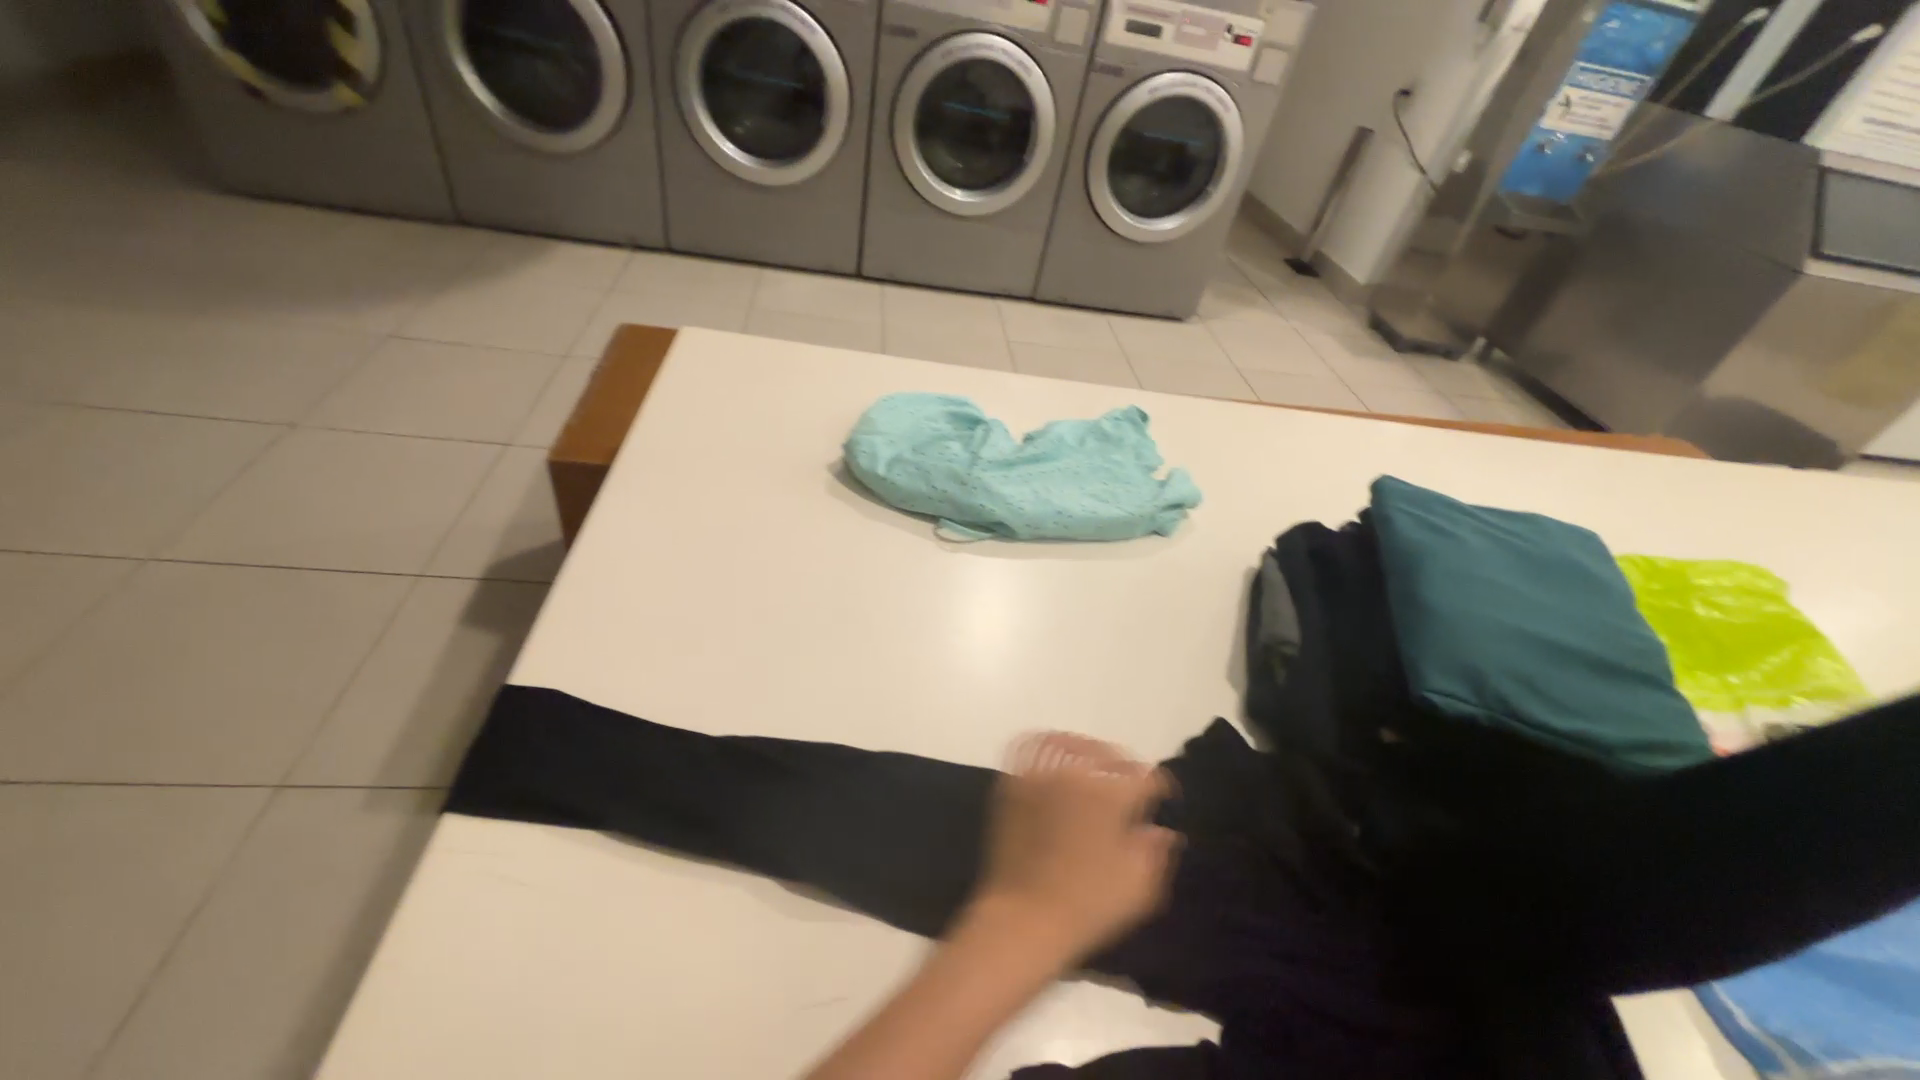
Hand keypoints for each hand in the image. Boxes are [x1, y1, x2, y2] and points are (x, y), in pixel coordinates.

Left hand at [970, 733, 1180, 965]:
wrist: (1024, 917)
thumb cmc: (1088, 906)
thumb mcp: (1140, 887)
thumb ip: (1157, 851)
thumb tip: (1162, 831)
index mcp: (1114, 796)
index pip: (1148, 777)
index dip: (1160, 789)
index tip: (1162, 801)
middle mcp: (1078, 775)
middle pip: (1111, 757)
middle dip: (1127, 771)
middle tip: (1131, 789)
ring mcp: (1042, 776)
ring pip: (1074, 747)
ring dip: (1091, 754)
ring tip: (1096, 767)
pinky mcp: (1013, 785)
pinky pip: (1034, 750)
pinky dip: (1050, 746)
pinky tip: (1058, 757)